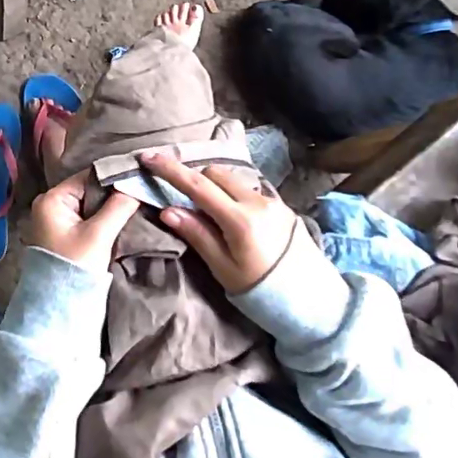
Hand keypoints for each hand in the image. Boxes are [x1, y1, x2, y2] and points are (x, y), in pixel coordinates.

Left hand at [25, 171, 140, 268]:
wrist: (59, 306)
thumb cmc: (75, 266)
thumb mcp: (99, 235)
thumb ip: (118, 206)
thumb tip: (136, 184)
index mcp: (51, 199)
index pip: (88, 177)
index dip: (113, 177)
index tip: (138, 177)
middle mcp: (49, 204)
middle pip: (89, 189)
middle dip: (112, 191)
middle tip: (140, 189)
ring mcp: (55, 219)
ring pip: (89, 203)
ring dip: (109, 205)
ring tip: (135, 201)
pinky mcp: (63, 233)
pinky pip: (86, 216)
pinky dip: (102, 216)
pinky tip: (121, 216)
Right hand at [139, 153, 308, 292]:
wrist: (310, 300)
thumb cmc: (259, 292)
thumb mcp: (223, 269)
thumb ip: (197, 235)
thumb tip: (168, 210)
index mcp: (240, 220)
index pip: (198, 186)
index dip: (170, 170)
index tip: (148, 157)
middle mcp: (256, 202)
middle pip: (215, 173)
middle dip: (195, 179)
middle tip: (184, 201)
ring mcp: (270, 201)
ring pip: (232, 179)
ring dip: (214, 186)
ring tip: (209, 212)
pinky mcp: (279, 205)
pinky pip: (247, 189)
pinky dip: (231, 194)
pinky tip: (231, 216)